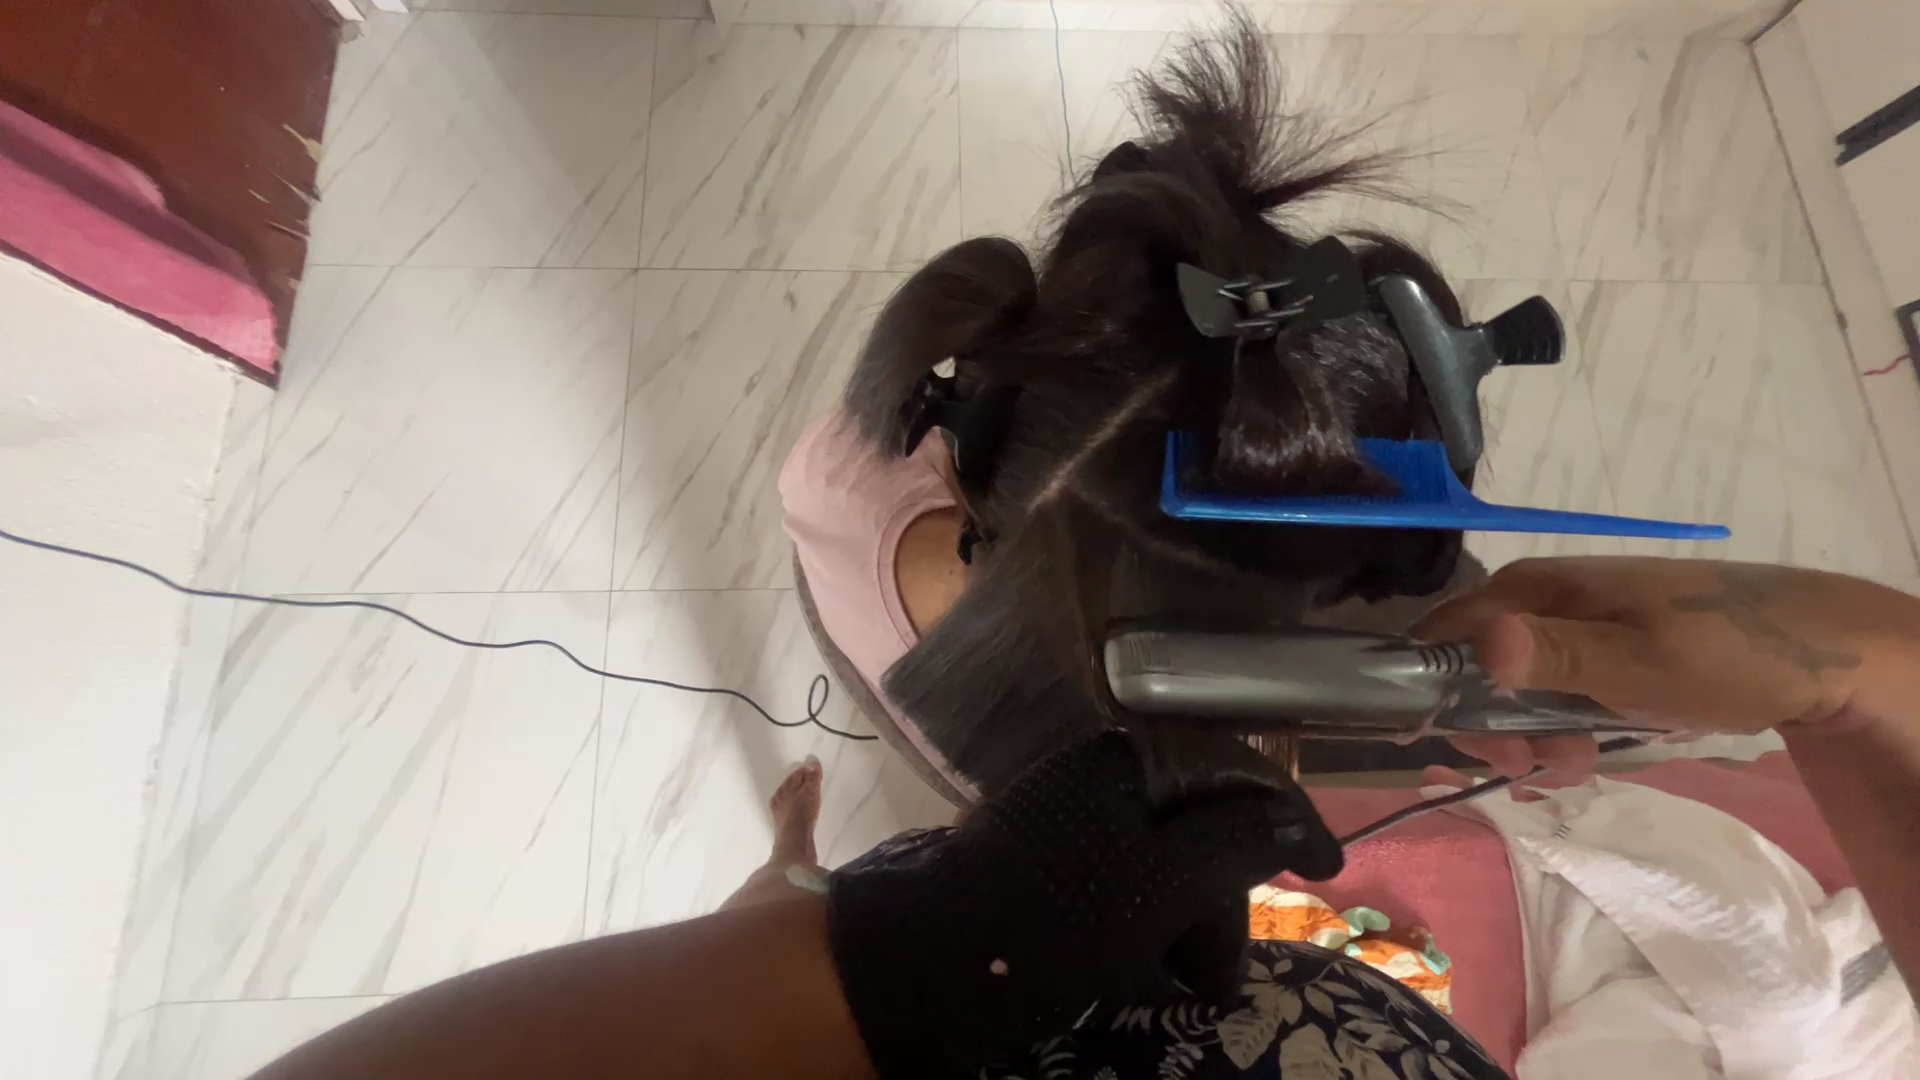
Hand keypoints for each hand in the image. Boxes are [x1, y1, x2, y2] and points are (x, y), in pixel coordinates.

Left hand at [825, 732, 1339, 1079]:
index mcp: (1127, 759)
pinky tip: (1152, 964)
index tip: (1327, 868)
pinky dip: (1147, 915)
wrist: (936, 952)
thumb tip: (1291, 815)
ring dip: (1188, 913)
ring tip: (1193, 978)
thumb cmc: (1057, 912)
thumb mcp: (1162, 880)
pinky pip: (1121, 871)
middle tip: (1227, 963)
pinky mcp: (1050, 845)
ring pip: (1160, 853)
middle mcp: (1099, 770)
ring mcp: (1070, 807)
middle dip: (1225, 889)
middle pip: (1195, 817)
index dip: (1286, 814)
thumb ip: (1234, 839)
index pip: (1230, 769)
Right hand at [1415, 557, 1919, 774]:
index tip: (1460, 743)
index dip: (1430, 687)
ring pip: (1507, 680)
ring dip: (1524, 730)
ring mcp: (1563, 620)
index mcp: (1527, 588)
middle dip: (1487, 720)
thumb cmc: (1730, 653)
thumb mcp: (1641, 661)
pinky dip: (1552, 721)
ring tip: (1570, 764)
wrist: (1838, 654)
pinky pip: (1545, 685)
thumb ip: (1556, 653)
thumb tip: (1483, 642)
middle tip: (1525, 766)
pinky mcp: (1591, 644)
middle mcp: (1531, 598)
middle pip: (1469, 662)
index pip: (1439, 633)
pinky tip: (1582, 748)